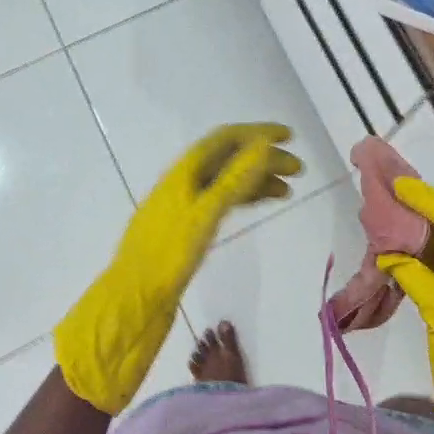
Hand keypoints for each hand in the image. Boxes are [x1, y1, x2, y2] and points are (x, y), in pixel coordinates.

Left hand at [55, 124, 301, 414]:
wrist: (134, 300)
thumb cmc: (168, 255)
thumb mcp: (206, 214)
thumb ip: (235, 179)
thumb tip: (264, 145)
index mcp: (185, 172)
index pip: (226, 139)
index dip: (258, 133)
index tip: (289, 137)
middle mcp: (185, 182)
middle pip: (229, 158)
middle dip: (264, 158)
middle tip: (298, 169)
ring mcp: (185, 205)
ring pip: (228, 181)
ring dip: (258, 179)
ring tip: (287, 191)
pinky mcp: (188, 228)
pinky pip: (223, 201)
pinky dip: (245, 198)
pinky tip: (260, 205)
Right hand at [378, 178, 433, 433]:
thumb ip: (417, 279)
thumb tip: (388, 254)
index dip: (427, 200)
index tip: (400, 184)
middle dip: (415, 209)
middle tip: (386, 190)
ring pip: (429, 247)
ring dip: (406, 232)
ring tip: (381, 213)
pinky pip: (421, 268)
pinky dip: (403, 259)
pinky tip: (385, 251)